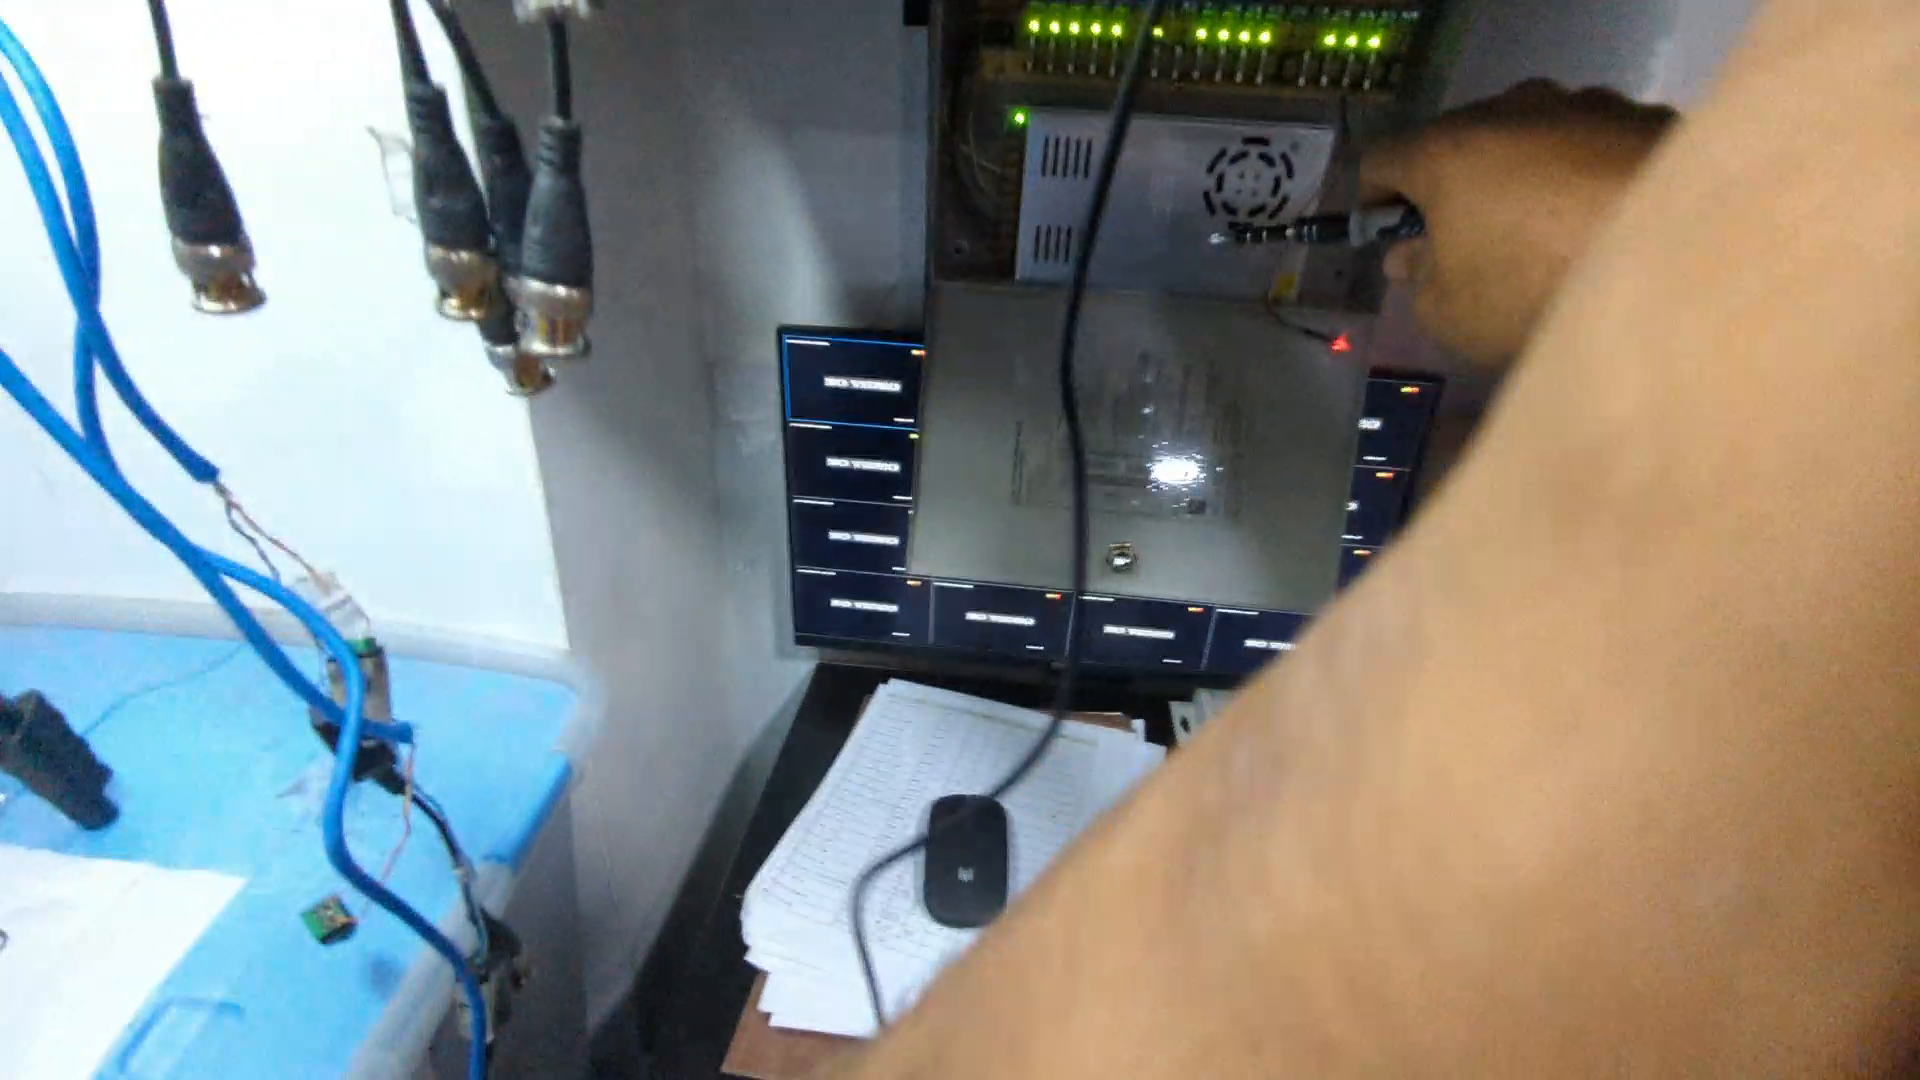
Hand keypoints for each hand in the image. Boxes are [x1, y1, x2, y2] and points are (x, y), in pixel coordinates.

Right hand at [1363, 81, 1676, 366]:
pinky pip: (1587, 150)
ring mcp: (1587, 107)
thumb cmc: (1528, 287)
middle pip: (1457, 143)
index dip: (1370, 199)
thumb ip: (1417, 274)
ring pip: (1526, 141)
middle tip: (1456, 243)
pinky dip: (1574, 183)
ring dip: (1513, 181)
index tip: (1384, 235)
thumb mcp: (1442, 307)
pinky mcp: (1649, 120)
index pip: (1379, 159)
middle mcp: (1514, 109)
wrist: (1685, 262)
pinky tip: (1589, 230)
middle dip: (1447, 189)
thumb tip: (1415, 253)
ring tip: (1533, 238)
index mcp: (1448, 150)